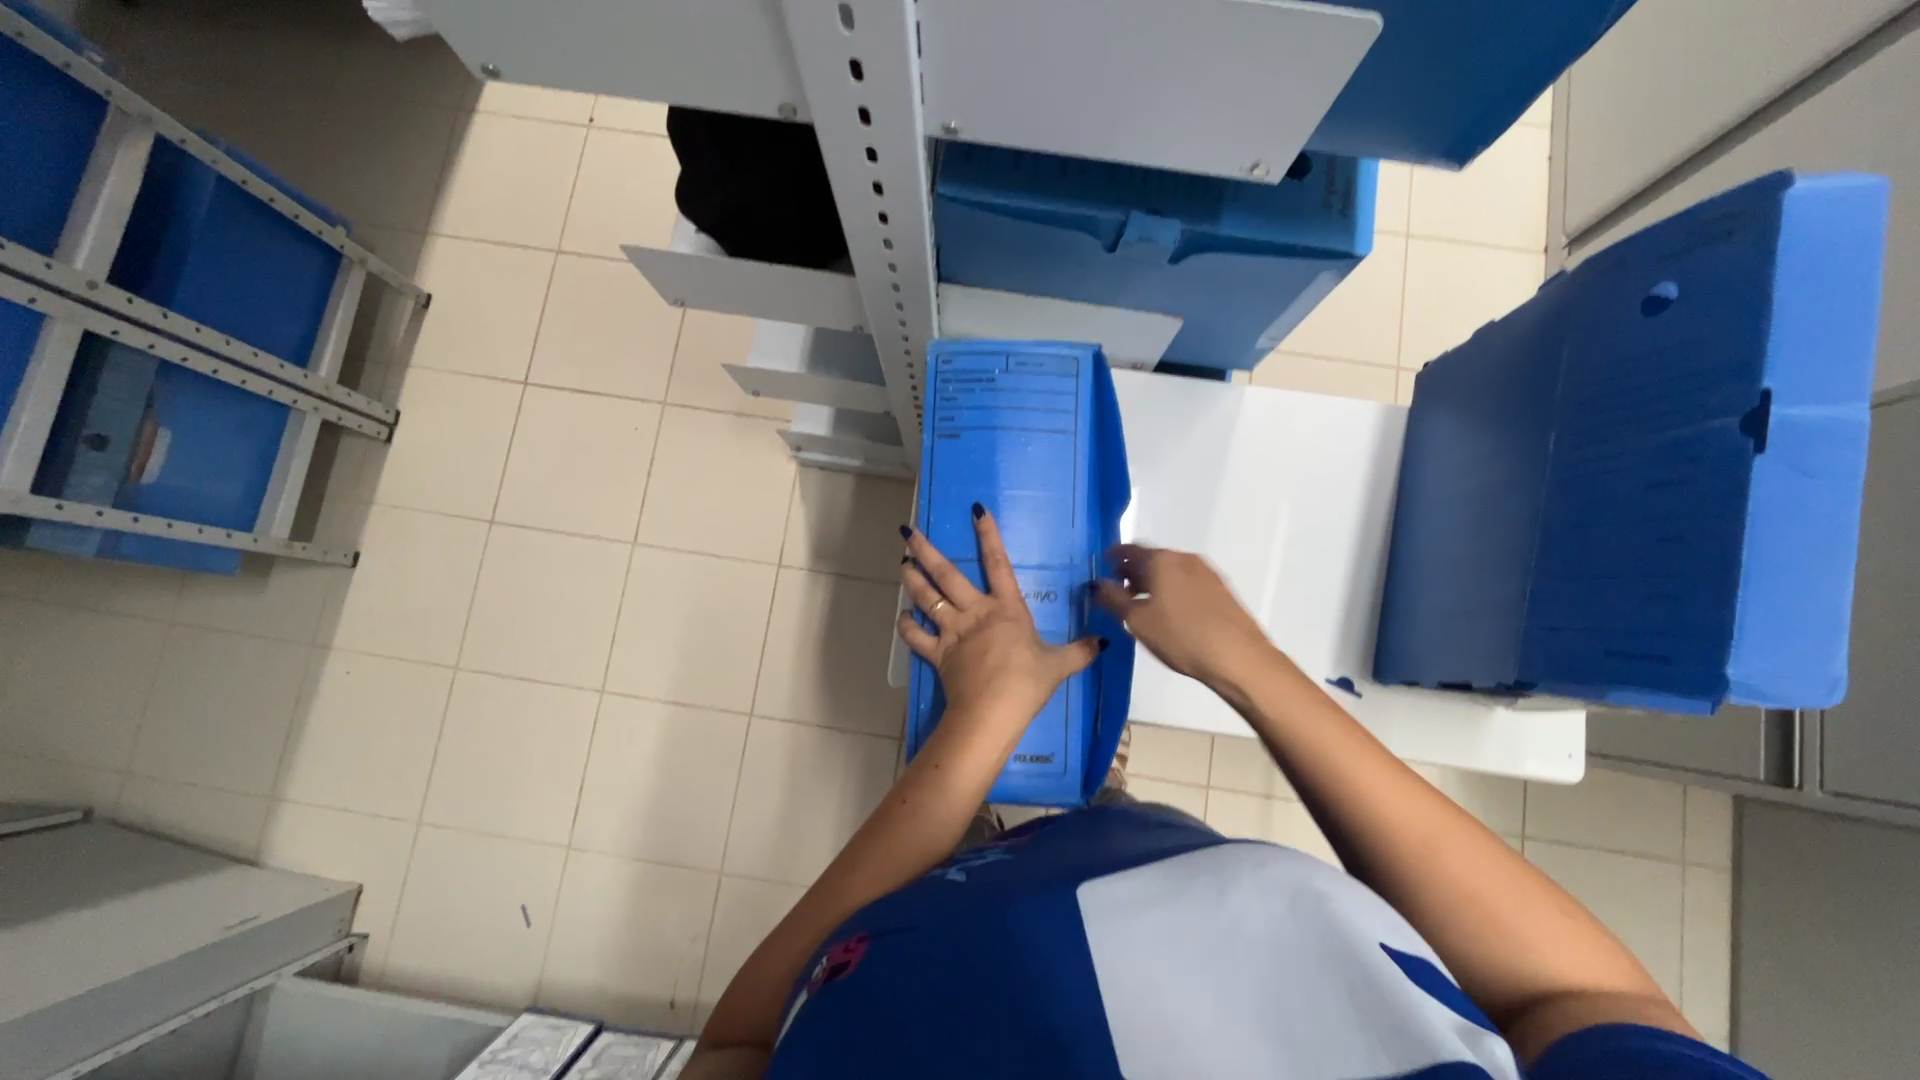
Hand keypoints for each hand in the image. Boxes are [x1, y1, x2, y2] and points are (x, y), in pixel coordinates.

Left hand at [897, 505, 1104, 728]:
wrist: (992, 711)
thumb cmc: (1026, 684)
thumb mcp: (1058, 666)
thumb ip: (1079, 652)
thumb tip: (1102, 642)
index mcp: (1006, 609)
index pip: (998, 564)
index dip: (988, 536)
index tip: (977, 511)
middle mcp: (975, 613)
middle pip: (947, 575)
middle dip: (926, 551)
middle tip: (908, 532)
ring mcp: (953, 632)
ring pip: (926, 599)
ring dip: (912, 580)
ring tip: (902, 563)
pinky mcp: (937, 654)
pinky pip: (916, 637)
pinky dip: (906, 627)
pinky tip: (902, 616)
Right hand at [1094, 544, 1273, 689]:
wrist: (1239, 658)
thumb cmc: (1181, 636)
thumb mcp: (1137, 621)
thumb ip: (1113, 598)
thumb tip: (1097, 582)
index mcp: (1161, 560)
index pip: (1129, 550)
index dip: (1113, 558)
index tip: (1102, 569)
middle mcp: (1185, 558)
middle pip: (1152, 558)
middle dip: (1133, 571)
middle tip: (1119, 591)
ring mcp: (1207, 573)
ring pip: (1171, 570)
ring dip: (1154, 582)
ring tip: (1143, 606)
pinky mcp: (1222, 590)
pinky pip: (1187, 582)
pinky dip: (1172, 589)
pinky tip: (1170, 613)